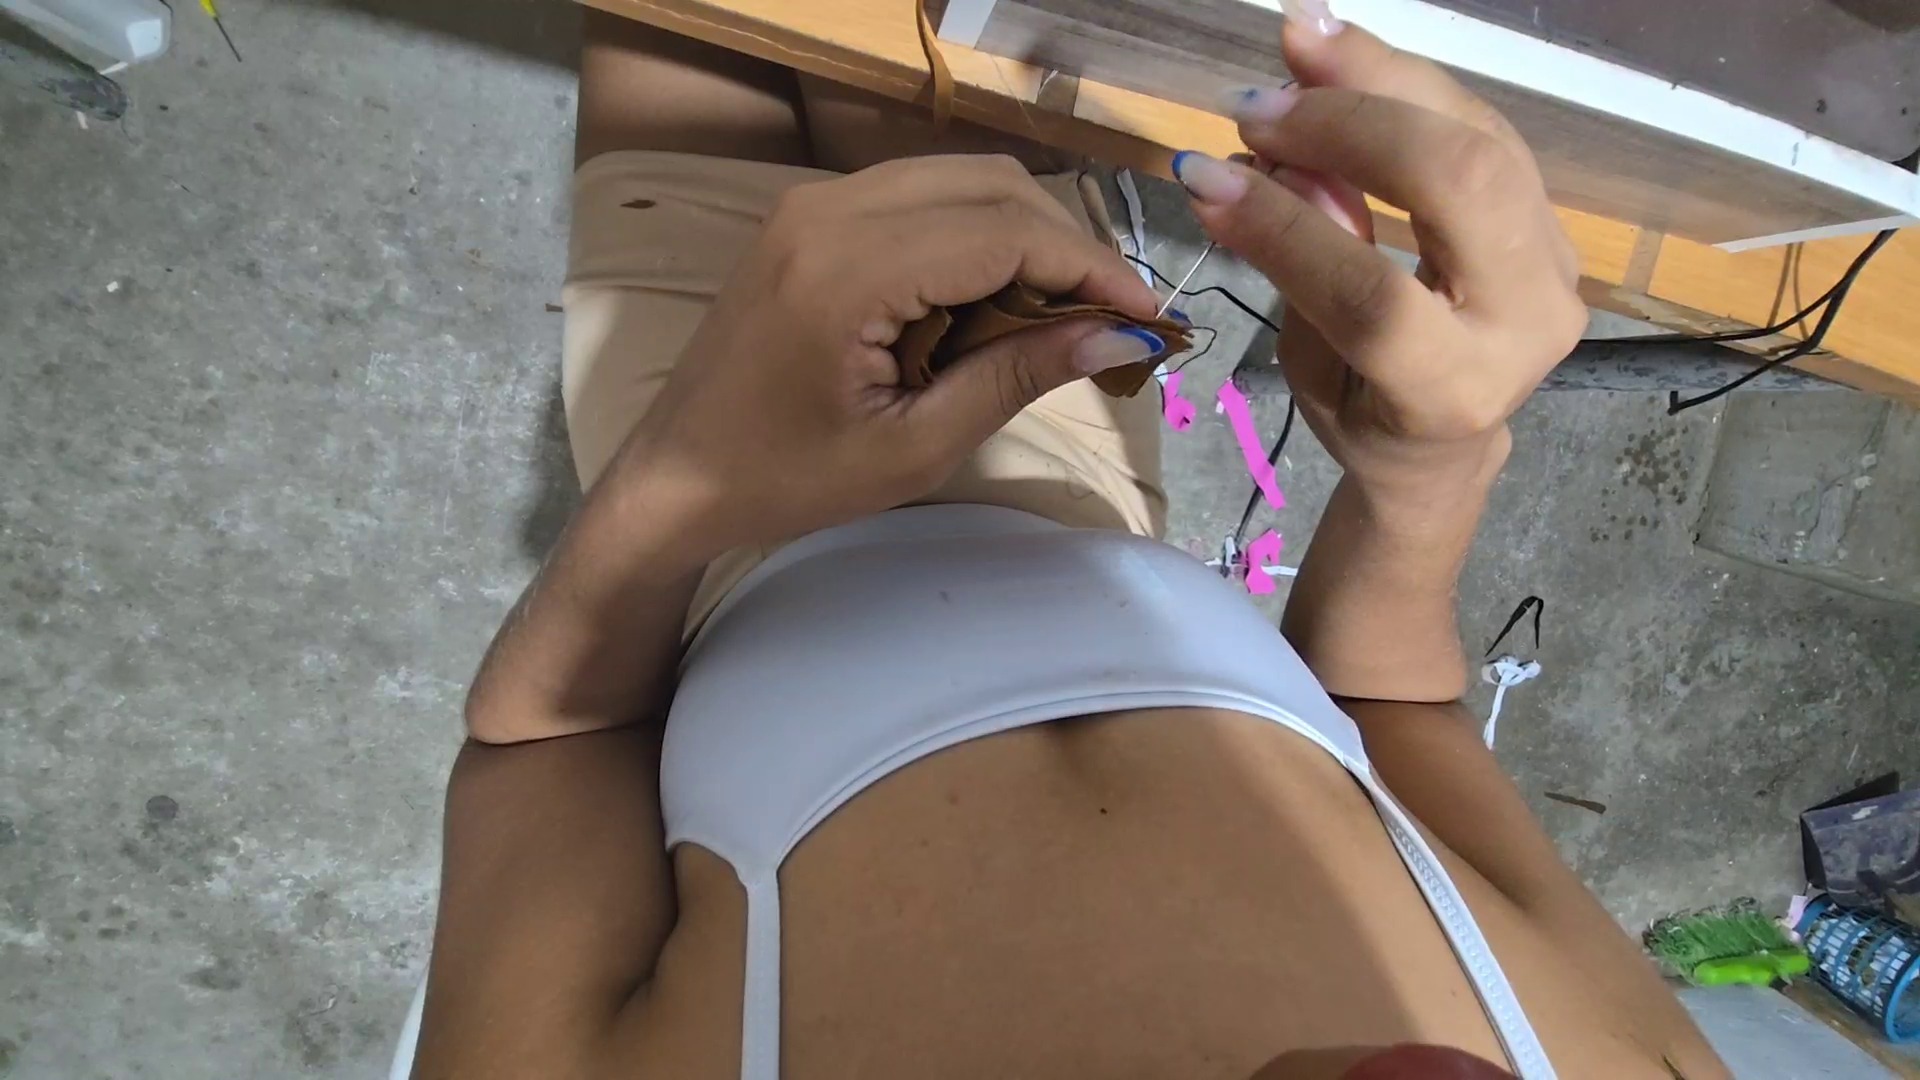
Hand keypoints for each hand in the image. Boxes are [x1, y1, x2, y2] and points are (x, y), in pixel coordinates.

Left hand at [613, 154, 1161, 550]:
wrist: (679, 478)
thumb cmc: (790, 482)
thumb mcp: (914, 446)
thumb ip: (1014, 376)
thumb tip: (1118, 337)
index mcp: (850, 268)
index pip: (1007, 232)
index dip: (1091, 269)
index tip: (1148, 317)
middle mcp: (830, 207)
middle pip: (991, 187)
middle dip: (1066, 249)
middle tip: (1109, 321)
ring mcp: (811, 204)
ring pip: (958, 183)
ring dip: (1023, 240)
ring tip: (1059, 316)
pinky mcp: (807, 220)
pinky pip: (917, 202)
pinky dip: (972, 239)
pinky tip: (990, 299)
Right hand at [1171, 11, 1585, 499]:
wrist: (1444, 446)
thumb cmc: (1359, 422)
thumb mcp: (1311, 374)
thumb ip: (1304, 279)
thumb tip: (1276, 172)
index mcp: (1450, 389)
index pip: (1366, 290)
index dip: (1283, 225)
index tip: (1204, 174)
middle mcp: (1527, 320)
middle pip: (1457, 182)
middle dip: (1351, 123)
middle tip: (1261, 95)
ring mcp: (1558, 263)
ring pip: (1482, 137)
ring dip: (1383, 78)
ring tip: (1299, 39)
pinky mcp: (1555, 224)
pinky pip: (1486, 134)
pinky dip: (1410, 90)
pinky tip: (1346, 61)